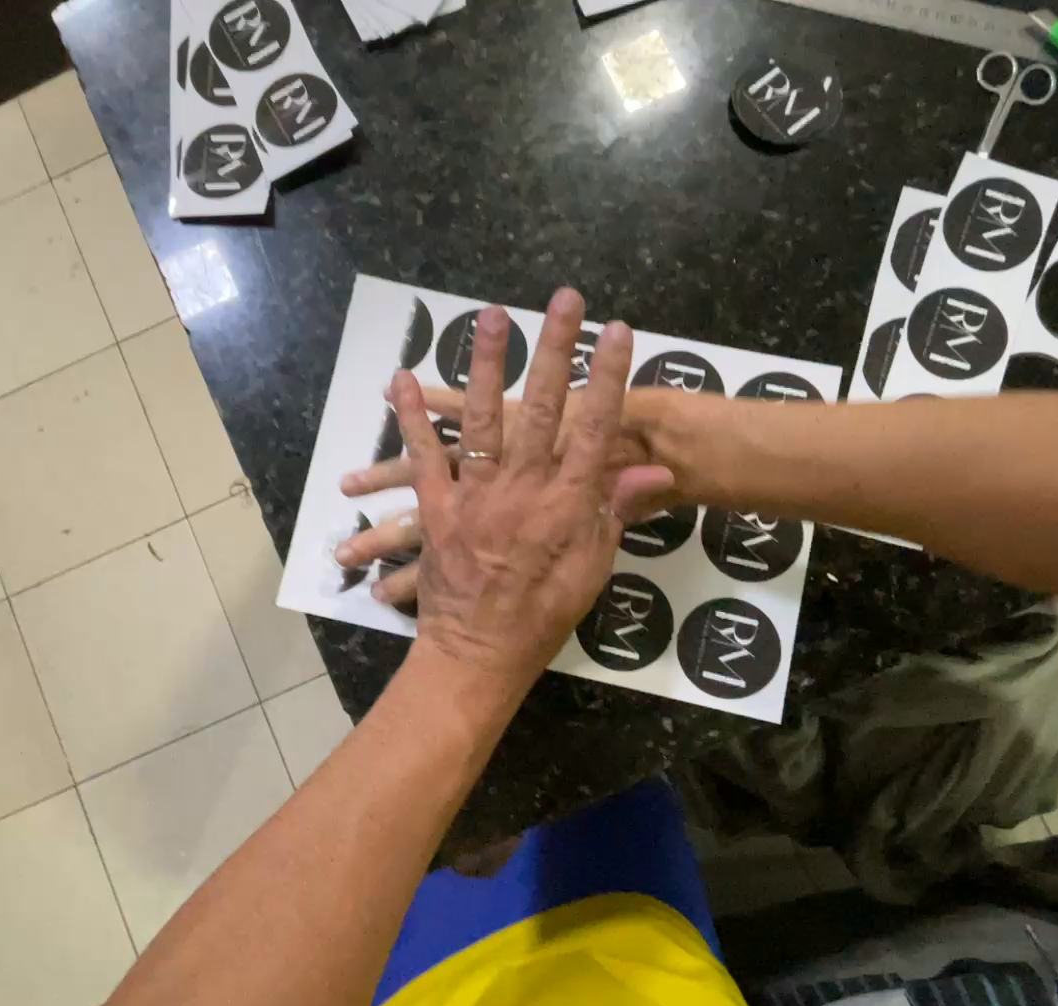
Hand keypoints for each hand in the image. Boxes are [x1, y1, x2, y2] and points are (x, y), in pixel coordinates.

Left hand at [383, 288, 673, 694]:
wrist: (478, 654)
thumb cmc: (542, 616)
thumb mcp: (593, 570)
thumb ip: (615, 513)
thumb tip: (656, 471)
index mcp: (568, 506)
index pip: (598, 430)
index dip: (610, 378)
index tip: (619, 330)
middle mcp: (524, 491)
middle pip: (544, 410)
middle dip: (556, 350)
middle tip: (564, 300)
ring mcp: (476, 497)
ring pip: (482, 421)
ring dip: (485, 364)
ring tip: (489, 315)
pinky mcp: (438, 509)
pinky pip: (424, 459)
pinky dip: (412, 419)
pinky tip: (401, 380)